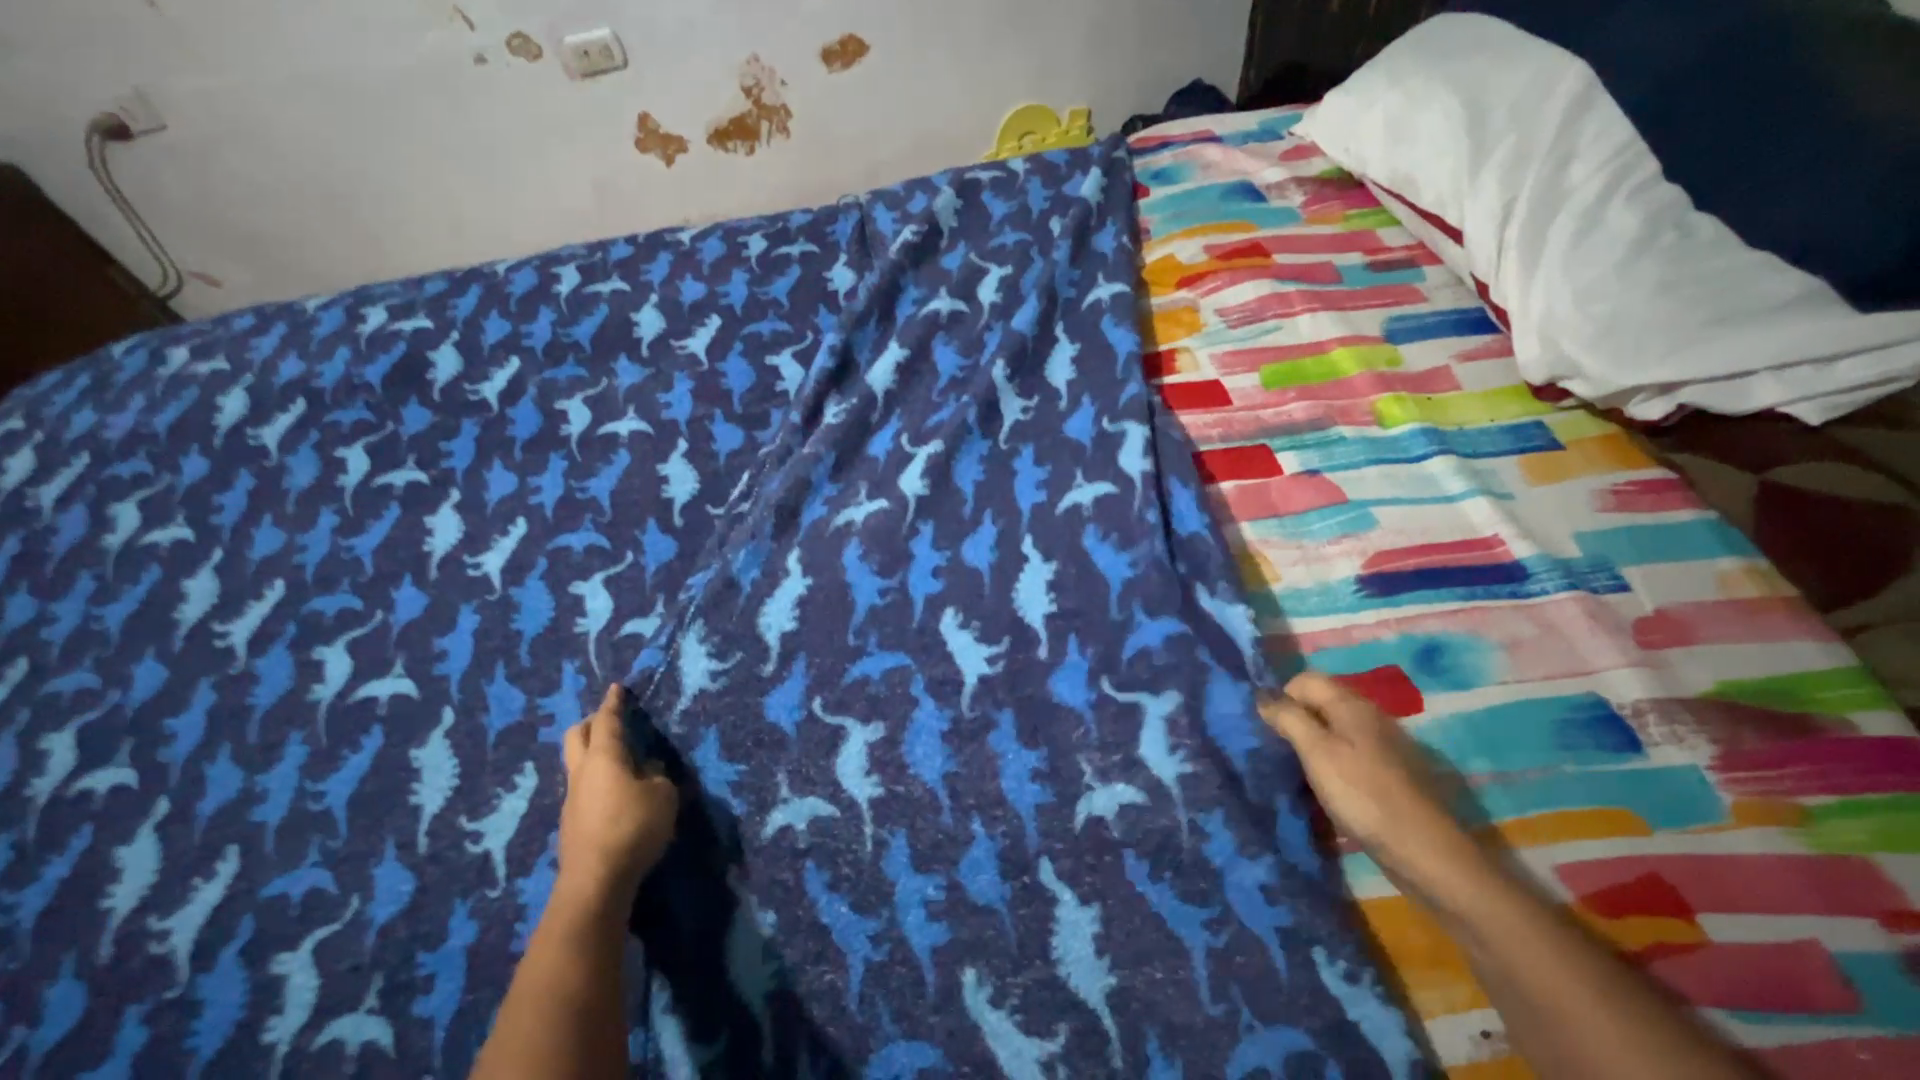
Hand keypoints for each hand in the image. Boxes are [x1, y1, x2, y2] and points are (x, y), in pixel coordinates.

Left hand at [558, 684, 679, 905]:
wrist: (596, 880)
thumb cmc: (633, 827)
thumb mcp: (663, 796)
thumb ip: (657, 778)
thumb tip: (646, 774)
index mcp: (604, 757)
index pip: (607, 721)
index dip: (613, 703)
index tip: (616, 688)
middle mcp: (582, 772)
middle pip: (577, 736)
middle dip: (592, 724)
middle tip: (610, 721)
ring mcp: (572, 800)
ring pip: (578, 765)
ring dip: (594, 757)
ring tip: (620, 763)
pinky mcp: (572, 824)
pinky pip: (584, 791)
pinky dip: (599, 785)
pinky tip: (617, 798)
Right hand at [1261, 672, 1485, 898]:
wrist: (1420, 846)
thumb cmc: (1361, 793)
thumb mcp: (1316, 752)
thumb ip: (1288, 718)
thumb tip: (1264, 695)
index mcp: (1352, 704)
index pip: (1305, 679)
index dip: (1283, 698)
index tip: (1271, 732)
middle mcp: (1371, 715)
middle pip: (1322, 702)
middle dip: (1297, 721)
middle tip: (1281, 753)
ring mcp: (1385, 743)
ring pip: (1337, 729)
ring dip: (1314, 744)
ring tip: (1301, 773)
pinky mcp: (1391, 771)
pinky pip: (1352, 753)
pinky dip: (1335, 762)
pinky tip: (1331, 789)